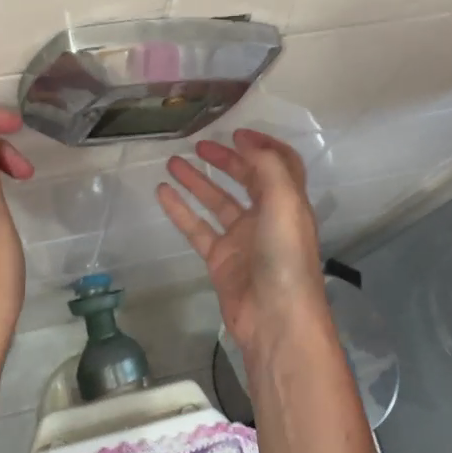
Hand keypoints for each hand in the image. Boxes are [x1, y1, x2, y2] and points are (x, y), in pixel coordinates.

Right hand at [156, 129, 324, 355]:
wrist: (276, 320)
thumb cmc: (285, 256)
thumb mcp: (284, 201)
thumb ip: (267, 166)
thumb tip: (245, 140)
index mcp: (288, 202)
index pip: (280, 165)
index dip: (263, 146)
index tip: (237, 133)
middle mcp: (266, 217)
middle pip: (246, 180)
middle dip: (226, 160)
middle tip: (199, 144)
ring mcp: (242, 240)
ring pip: (217, 201)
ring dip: (197, 181)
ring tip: (172, 161)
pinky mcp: (221, 260)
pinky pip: (197, 227)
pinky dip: (181, 209)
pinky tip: (162, 192)